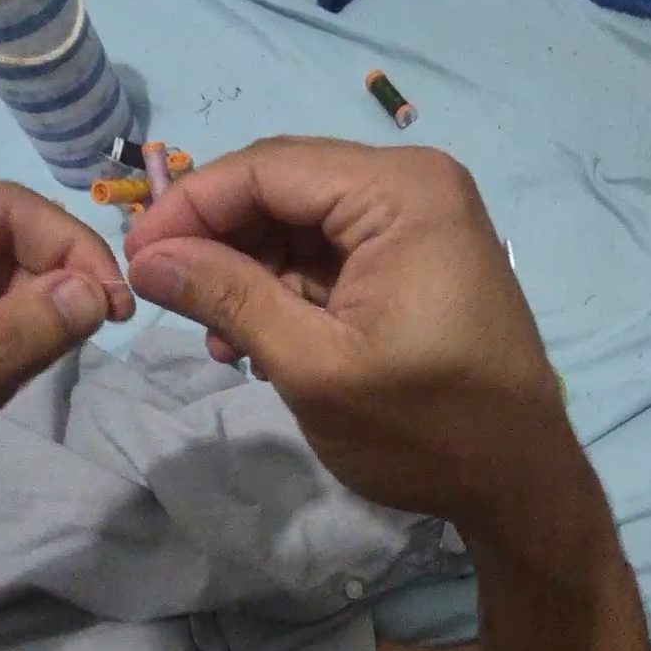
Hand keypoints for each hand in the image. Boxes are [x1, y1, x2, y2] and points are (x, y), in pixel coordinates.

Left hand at [0, 183, 134, 566]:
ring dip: (27, 333)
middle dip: (50, 297)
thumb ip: (12, 343)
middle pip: (9, 243)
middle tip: (56, 363)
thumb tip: (98, 292)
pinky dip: (7, 354)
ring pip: (7, 284)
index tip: (117, 311)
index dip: (71, 248)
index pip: (2, 209)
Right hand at [124, 137, 575, 532]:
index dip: (189, 207)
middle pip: (283, 189)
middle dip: (219, 243)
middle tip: (166, 299)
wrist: (517, 482)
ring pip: (300, 225)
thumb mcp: (314, 367)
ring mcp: (420, 222)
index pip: (267, 168)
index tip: (133, 257)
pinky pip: (331, 256)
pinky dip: (287, 292)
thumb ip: (227, 299)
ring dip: (249, 275)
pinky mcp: (416, 259)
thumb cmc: (424, 430)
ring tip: (219, 340)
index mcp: (402, 192)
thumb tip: (145, 257)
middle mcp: (414, 186)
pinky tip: (259, 340)